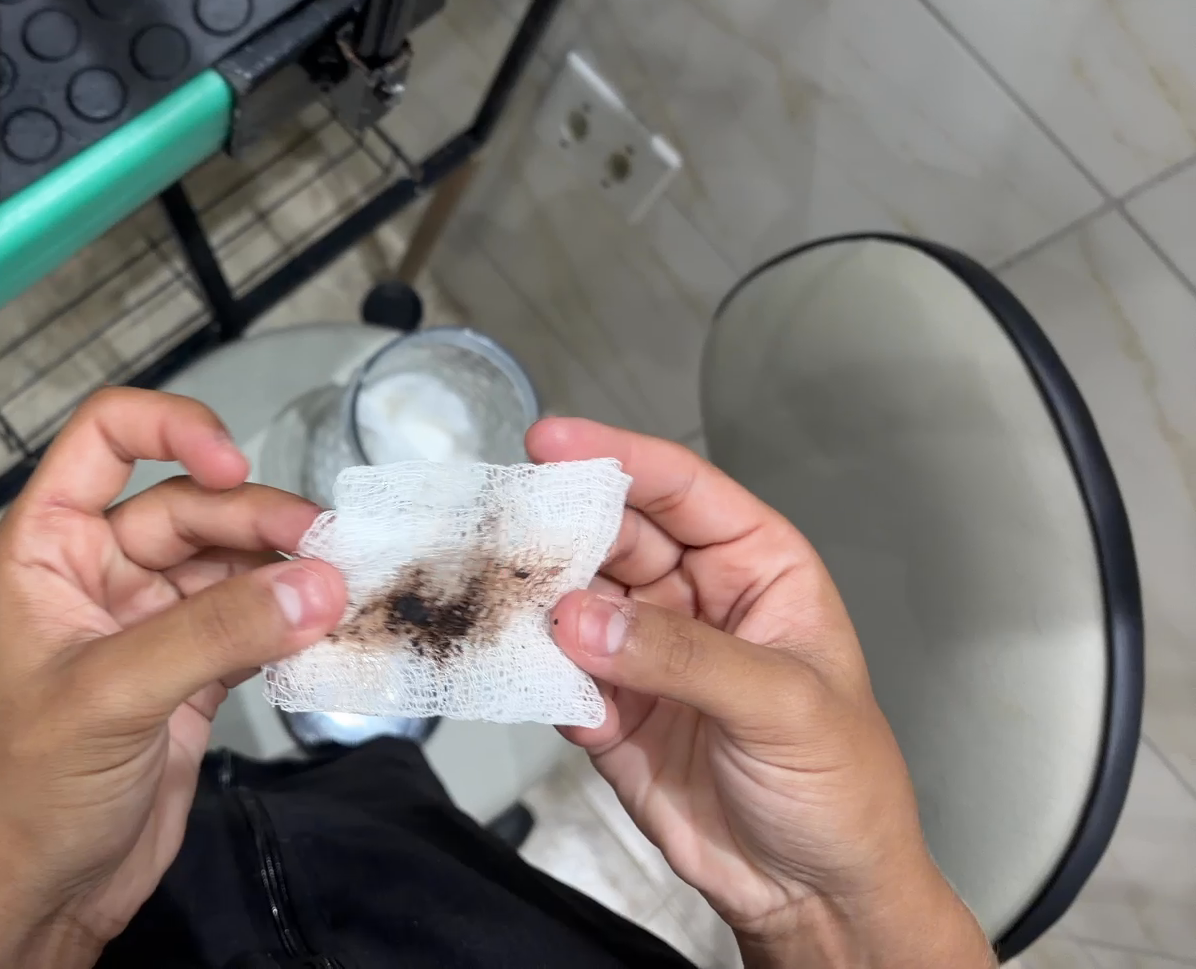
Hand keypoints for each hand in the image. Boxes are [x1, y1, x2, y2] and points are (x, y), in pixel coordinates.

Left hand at [0, 388, 348, 967]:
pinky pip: (251, 617)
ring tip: (336, 585)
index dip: (170, 428)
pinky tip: (323, 624)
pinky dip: (289, 618)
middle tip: (323, 547)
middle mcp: (103, 565)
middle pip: (191, 504)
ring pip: (230, 559)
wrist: (42, 898)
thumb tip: (317, 584)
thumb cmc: (30, 789)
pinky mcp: (194, 663)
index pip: (107, 436)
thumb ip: (216, 633)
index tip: (231, 463)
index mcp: (51, 543)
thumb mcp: (111, 695)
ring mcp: (153, 614)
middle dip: (256, 518)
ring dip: (283, 568)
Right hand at [532, 419, 992, 966]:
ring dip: (532, 596)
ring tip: (498, 597)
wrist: (806, 896)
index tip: (549, 441)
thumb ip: (683, 657)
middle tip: (505, 526)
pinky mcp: (595, 693)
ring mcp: (633, 642)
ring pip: (567, 593)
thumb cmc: (839, 789)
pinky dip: (531, 662)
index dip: (616, 457)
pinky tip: (528, 670)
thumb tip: (578, 617)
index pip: (678, 490)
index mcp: (749, 567)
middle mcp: (683, 592)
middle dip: (557, 527)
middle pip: (607, 535)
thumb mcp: (785, 709)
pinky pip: (549, 661)